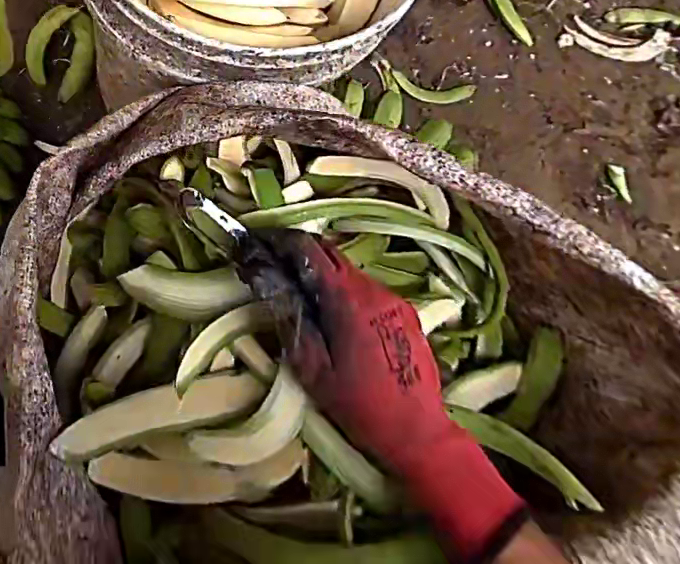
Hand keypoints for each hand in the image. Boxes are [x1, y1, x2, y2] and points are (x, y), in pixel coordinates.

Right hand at [280, 237, 527, 560]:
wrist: (429, 445)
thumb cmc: (365, 410)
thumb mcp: (312, 366)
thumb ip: (287, 315)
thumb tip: (262, 275)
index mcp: (354, 301)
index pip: (310, 249)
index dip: (277, 238)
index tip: (251, 235)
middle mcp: (378, 292)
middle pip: (328, 252)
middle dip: (294, 250)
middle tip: (266, 259)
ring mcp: (395, 302)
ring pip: (345, 268)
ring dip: (316, 269)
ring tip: (292, 285)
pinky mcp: (404, 315)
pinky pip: (361, 285)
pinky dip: (335, 285)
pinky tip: (325, 308)